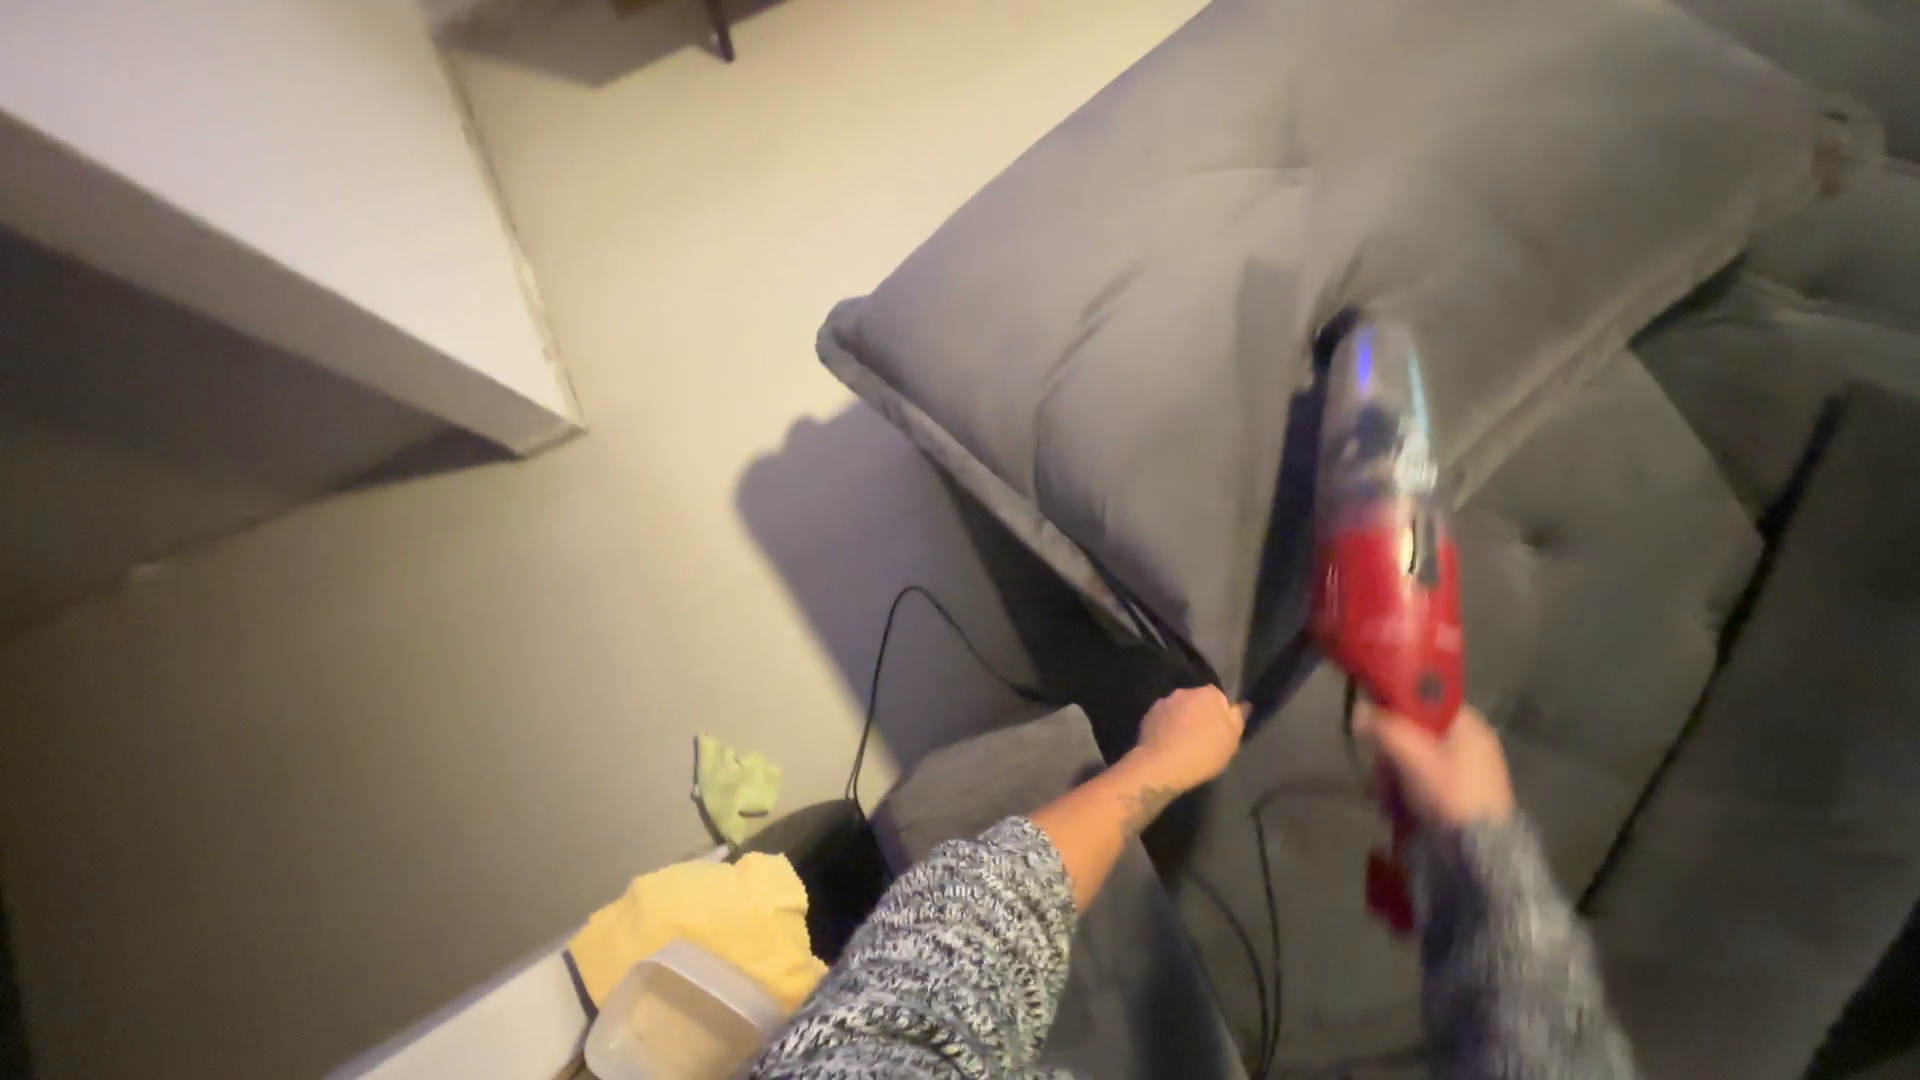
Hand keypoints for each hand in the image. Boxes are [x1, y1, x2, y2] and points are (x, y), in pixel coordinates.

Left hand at [1124, 686, 1248, 793]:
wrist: (1163, 765)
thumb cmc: (1204, 752)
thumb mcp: (1232, 739)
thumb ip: (1238, 717)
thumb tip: (1243, 704)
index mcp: (1208, 694)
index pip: (1218, 696)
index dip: (1220, 712)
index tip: (1220, 729)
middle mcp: (1184, 692)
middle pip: (1197, 700)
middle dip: (1199, 713)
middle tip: (1203, 735)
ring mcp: (1164, 702)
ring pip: (1178, 708)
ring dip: (1182, 718)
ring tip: (1183, 740)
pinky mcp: (1148, 715)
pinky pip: (1163, 717)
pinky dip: (1166, 725)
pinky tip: (1168, 742)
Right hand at [1355, 702, 1514, 829]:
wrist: (1477, 851)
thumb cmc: (1450, 793)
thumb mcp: (1413, 756)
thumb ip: (1385, 728)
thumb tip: (1360, 709)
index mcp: (1469, 726)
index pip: (1427, 698)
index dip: (1399, 703)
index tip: (1376, 715)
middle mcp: (1468, 743)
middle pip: (1413, 729)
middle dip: (1390, 747)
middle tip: (1381, 764)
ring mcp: (1461, 770)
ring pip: (1411, 755)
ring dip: (1390, 770)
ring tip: (1384, 790)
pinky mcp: (1453, 793)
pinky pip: (1417, 777)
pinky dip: (1401, 785)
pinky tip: (1392, 800)